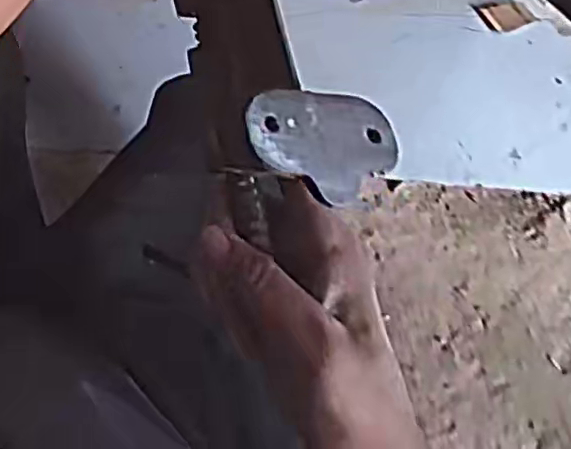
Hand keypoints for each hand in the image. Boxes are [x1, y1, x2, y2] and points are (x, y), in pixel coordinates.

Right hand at [199, 184, 423, 448]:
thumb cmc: (357, 401)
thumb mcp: (312, 338)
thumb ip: (262, 282)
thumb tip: (213, 233)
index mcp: (328, 240)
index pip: (277, 170)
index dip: (242, 170)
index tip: (220, 199)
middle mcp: (304, 242)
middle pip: (234, 205)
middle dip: (220, 247)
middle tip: (233, 290)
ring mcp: (282, 264)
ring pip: (220, 239)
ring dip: (220, 282)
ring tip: (249, 324)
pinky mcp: (264, 287)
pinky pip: (219, 270)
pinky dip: (221, 299)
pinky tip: (245, 331)